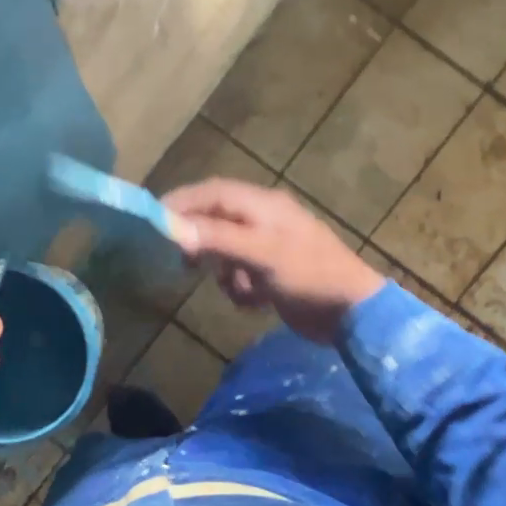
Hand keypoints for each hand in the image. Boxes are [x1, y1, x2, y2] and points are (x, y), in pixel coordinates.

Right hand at [163, 178, 386, 343]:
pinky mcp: (274, 273)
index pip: (212, 192)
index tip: (152, 222)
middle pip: (216, 219)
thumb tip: (174, 230)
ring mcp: (270, 246)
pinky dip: (240, 287)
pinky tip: (255, 302)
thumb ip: (218, 239)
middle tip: (181, 264)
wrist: (353, 313)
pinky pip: (242, 273)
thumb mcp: (261, 255)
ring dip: (223, 271)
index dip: (181, 203)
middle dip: (200, 242)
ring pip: (226, 250)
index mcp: (264, 206)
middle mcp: (264, 220)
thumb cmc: (309, 276)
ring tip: (235, 289)